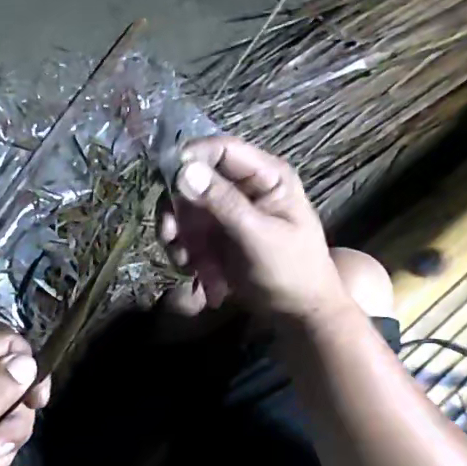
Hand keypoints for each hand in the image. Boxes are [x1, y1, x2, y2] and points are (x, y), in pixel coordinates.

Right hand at [157, 136, 347, 322]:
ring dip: (182, 239)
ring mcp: (228, 213)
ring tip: (188, 264)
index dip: (191, 159)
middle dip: (181, 211)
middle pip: (195, 181)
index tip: (166, 181)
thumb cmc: (292, 271)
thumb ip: (223, 203)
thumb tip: (185, 170)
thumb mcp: (259, 236)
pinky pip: (189, 235)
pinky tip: (198, 276)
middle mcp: (244, 188)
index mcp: (266, 177)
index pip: (221, 150)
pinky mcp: (217, 237)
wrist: (300, 316)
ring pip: (186, 211)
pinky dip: (187, 254)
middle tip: (172, 236)